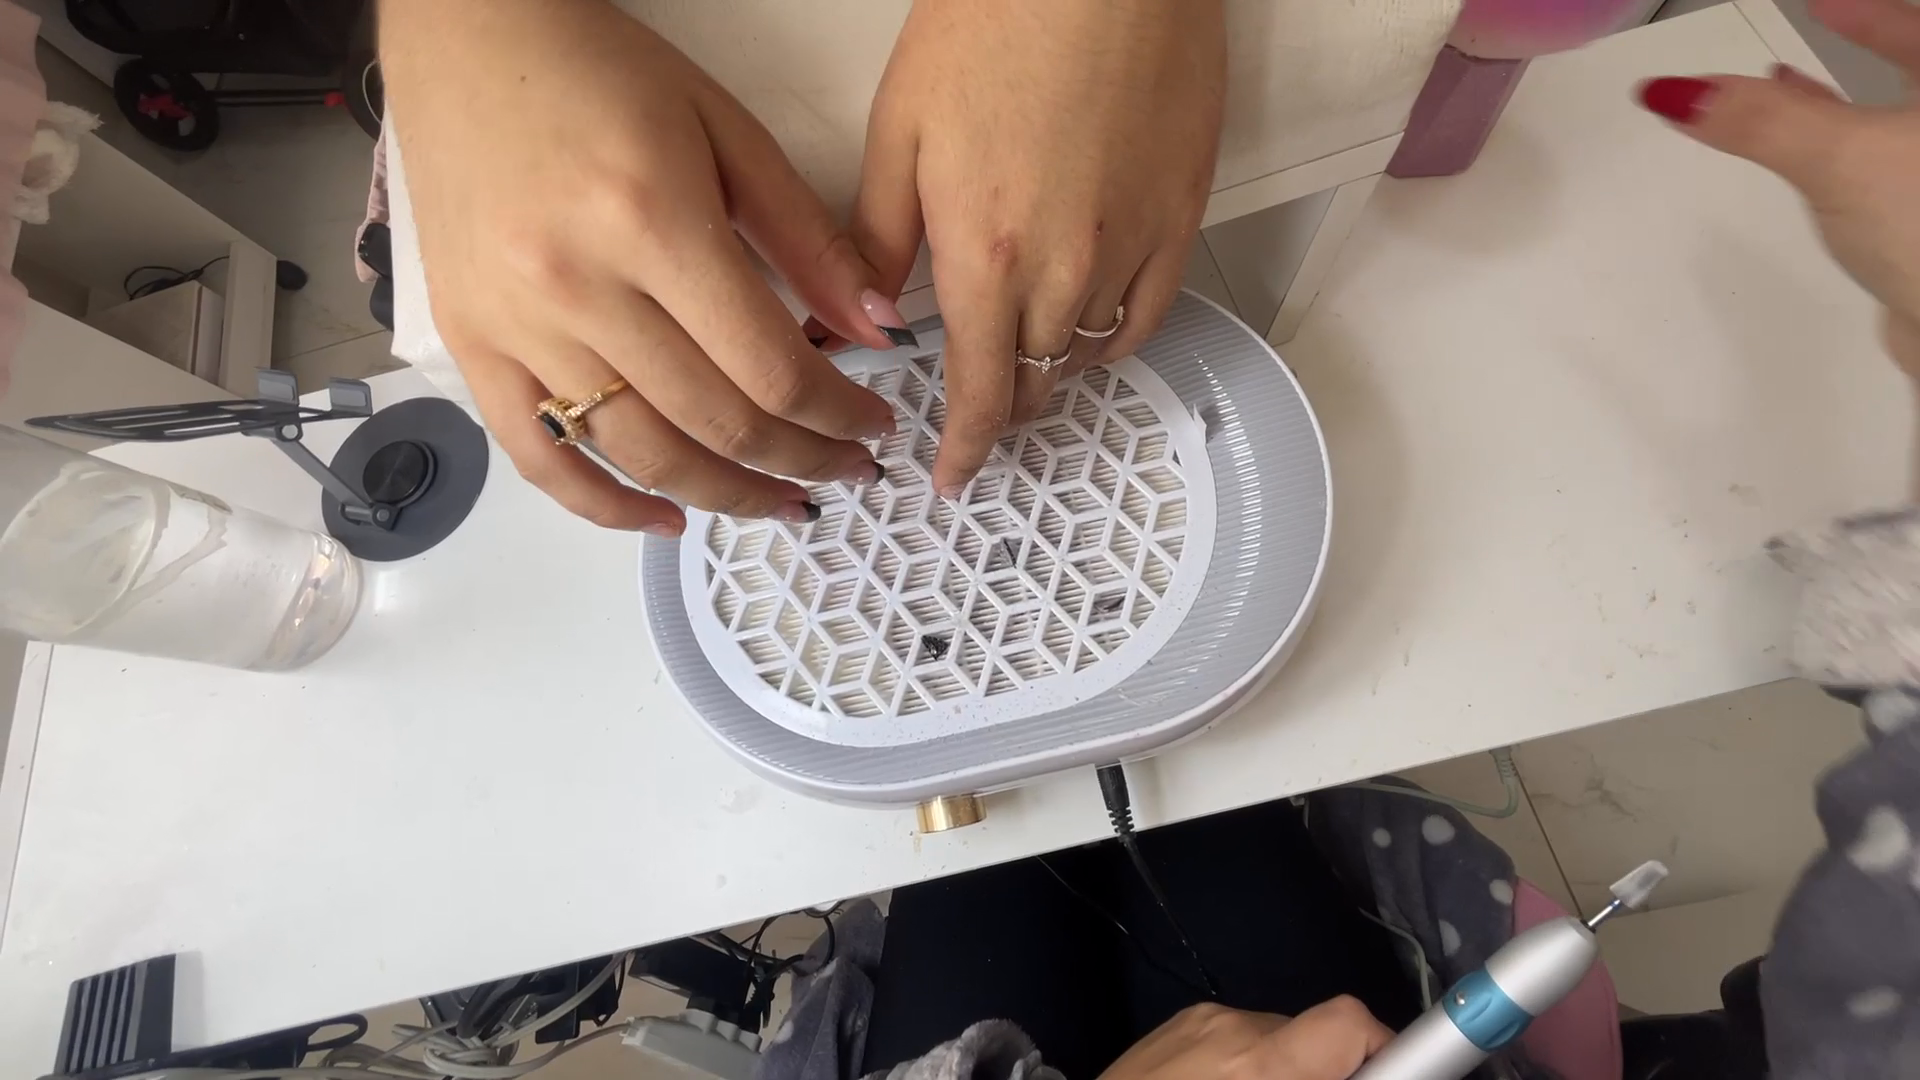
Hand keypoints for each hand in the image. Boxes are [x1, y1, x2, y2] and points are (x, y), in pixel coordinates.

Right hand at [381, 0, 904, 531]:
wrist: (464, 27)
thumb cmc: (608, 72)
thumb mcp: (734, 139)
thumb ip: (814, 247)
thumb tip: (878, 332)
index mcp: (652, 224)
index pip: (774, 370)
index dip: (839, 416)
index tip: (874, 427)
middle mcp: (576, 287)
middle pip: (719, 424)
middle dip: (803, 464)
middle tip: (848, 472)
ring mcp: (515, 325)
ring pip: (644, 456)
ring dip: (729, 498)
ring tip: (786, 506)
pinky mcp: (472, 343)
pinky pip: (542, 458)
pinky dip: (608, 507)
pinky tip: (669, 520)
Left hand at [852, 0, 1225, 496]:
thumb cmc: (995, 25)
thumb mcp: (902, 134)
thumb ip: (876, 244)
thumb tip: (853, 321)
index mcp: (986, 258)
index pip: (978, 394)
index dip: (965, 449)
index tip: (954, 477)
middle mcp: (1062, 273)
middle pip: (1032, 386)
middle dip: (1000, 412)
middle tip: (980, 408)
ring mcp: (1128, 251)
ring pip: (1084, 360)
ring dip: (1047, 376)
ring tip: (1024, 361)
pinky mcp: (1178, 223)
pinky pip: (1144, 321)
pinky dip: (1107, 342)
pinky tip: (1084, 330)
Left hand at [1098, 999, 1391, 1079]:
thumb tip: (1370, 1072)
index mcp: (1265, 1063)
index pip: (1349, 1022)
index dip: (1396, 1050)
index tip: (1413, 1076)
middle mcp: (1234, 1026)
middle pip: (1319, 1038)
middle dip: (1337, 1075)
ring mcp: (1202, 1019)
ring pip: (1279, 1043)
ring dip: (1292, 1076)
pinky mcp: (1179, 1021)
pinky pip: (1240, 1042)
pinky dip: (1253, 1070)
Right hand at [1636, 0, 1919, 377]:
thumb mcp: (1842, 157)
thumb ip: (1760, 122)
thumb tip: (1673, 93)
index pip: (1914, 24)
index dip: (1862, 9)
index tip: (1813, 3)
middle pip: (1912, 60)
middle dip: (1860, 42)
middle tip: (1812, 25)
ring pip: (1895, 111)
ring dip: (1840, 98)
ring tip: (1786, 93)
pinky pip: (1882, 157)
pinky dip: (1839, 149)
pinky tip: (1807, 162)